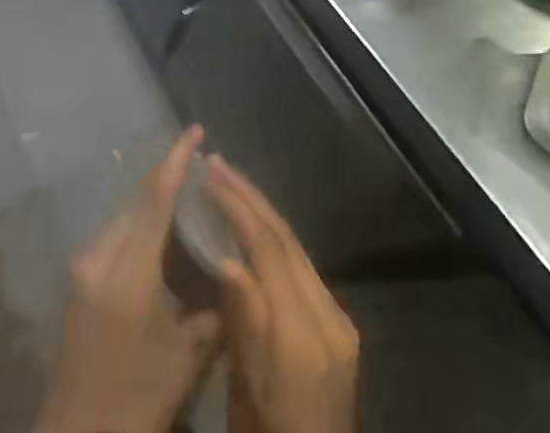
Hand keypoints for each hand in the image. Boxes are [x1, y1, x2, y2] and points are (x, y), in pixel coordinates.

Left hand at [35, 126, 223, 432]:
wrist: (78, 432)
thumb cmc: (138, 394)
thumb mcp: (186, 354)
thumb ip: (214, 308)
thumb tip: (234, 273)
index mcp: (127, 270)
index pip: (155, 199)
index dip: (177, 161)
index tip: (195, 131)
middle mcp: (99, 255)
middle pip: (137, 199)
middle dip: (166, 172)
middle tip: (199, 157)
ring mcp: (84, 265)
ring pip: (124, 213)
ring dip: (152, 195)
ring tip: (185, 182)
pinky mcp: (79, 277)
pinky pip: (115, 230)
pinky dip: (139, 217)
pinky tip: (159, 221)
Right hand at [207, 154, 359, 432]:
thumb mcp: (246, 386)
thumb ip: (244, 318)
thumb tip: (227, 258)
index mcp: (303, 334)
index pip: (269, 252)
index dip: (239, 208)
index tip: (211, 176)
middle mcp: (329, 316)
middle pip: (287, 241)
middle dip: (251, 197)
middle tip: (218, 163)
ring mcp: (338, 317)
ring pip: (297, 249)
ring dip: (262, 211)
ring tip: (231, 182)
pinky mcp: (337, 322)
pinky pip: (302, 266)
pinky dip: (274, 238)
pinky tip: (253, 224)